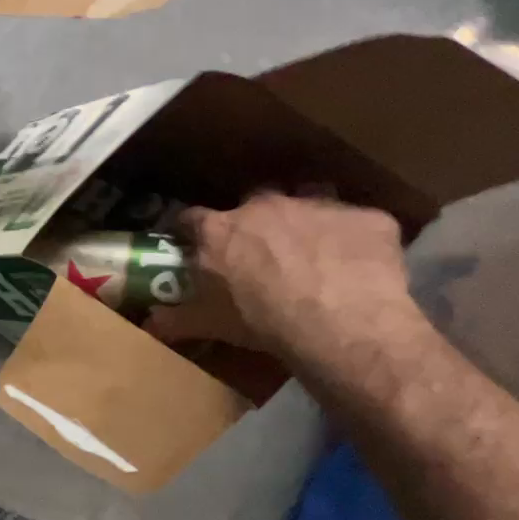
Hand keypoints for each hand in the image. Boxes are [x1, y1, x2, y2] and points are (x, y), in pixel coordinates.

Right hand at [145, 191, 424, 360]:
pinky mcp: (368, 218)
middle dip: (257, 215)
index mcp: (218, 230)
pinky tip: (358, 259)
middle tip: (263, 242)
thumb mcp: (208, 323)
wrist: (340, 323)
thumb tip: (150, 324)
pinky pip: (360, 221)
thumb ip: (174, 319)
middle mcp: (264, 207)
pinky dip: (356, 235)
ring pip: (311, 195)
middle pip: (254, 197)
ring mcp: (319, 207)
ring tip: (314, 239)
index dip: (192, 228)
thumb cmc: (260, 319)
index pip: (191, 217)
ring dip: (308, 212)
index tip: (193, 239)